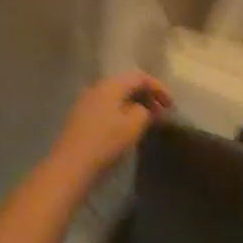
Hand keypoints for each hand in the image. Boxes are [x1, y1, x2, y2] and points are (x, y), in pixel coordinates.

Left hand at [49, 72, 172, 179]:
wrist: (71, 165)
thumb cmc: (106, 142)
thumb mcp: (134, 125)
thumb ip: (144, 111)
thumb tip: (143, 108)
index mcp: (110, 85)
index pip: (140, 77)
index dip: (159, 88)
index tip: (171, 106)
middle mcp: (96, 88)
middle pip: (126, 84)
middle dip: (146, 96)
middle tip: (161, 113)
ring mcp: (85, 102)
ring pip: (115, 97)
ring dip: (133, 105)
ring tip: (147, 121)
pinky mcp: (80, 118)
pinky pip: (106, 108)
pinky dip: (121, 113)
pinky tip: (127, 127)